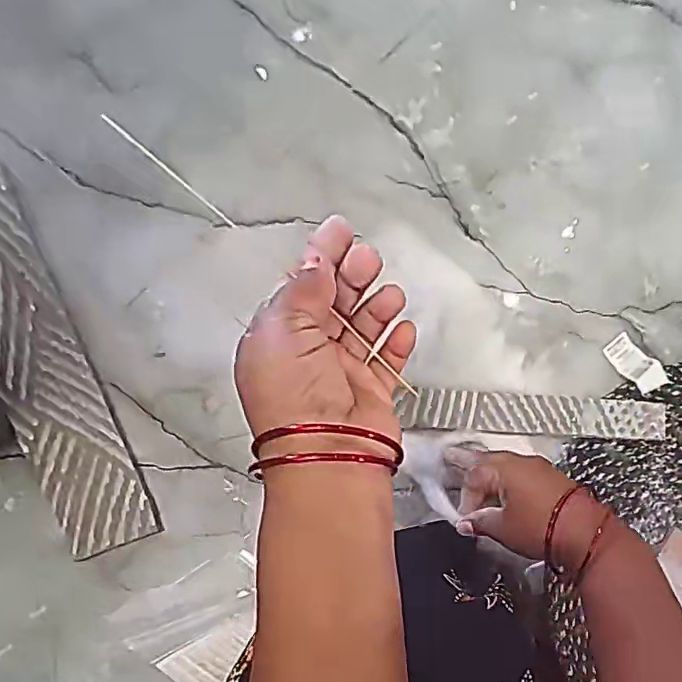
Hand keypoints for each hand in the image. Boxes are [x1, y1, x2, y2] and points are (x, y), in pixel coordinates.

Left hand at [234, 216, 415, 449]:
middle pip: (335, 303)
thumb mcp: (284, 327)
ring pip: (363, 329)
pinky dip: (396, 343)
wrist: (327, 450)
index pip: (300, 287)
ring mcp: (342, 374)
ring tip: (390, 294)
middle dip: (352, 276)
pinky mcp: (371, 393)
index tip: (340, 231)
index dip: (320, 256)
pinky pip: (387, 361)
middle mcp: (309, 354)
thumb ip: (303, 290)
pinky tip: (403, 328)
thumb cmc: (294, 394)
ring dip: (377, 307)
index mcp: (278, 337)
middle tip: (369, 259)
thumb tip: (315, 264)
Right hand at [447, 447, 608, 566]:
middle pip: (489, 463)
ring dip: (495, 479)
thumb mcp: (503, 528)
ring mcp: (540, 468)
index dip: (466, 499)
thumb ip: (480, 522)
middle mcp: (521, 462)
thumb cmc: (543, 527)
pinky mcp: (553, 480)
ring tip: (487, 494)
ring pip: (508, 469)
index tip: (468, 519)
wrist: (583, 533)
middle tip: (459, 471)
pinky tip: (512, 500)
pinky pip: (525, 476)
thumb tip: (469, 523)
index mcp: (503, 468)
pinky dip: (514, 485)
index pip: (472, 476)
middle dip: (474, 473)